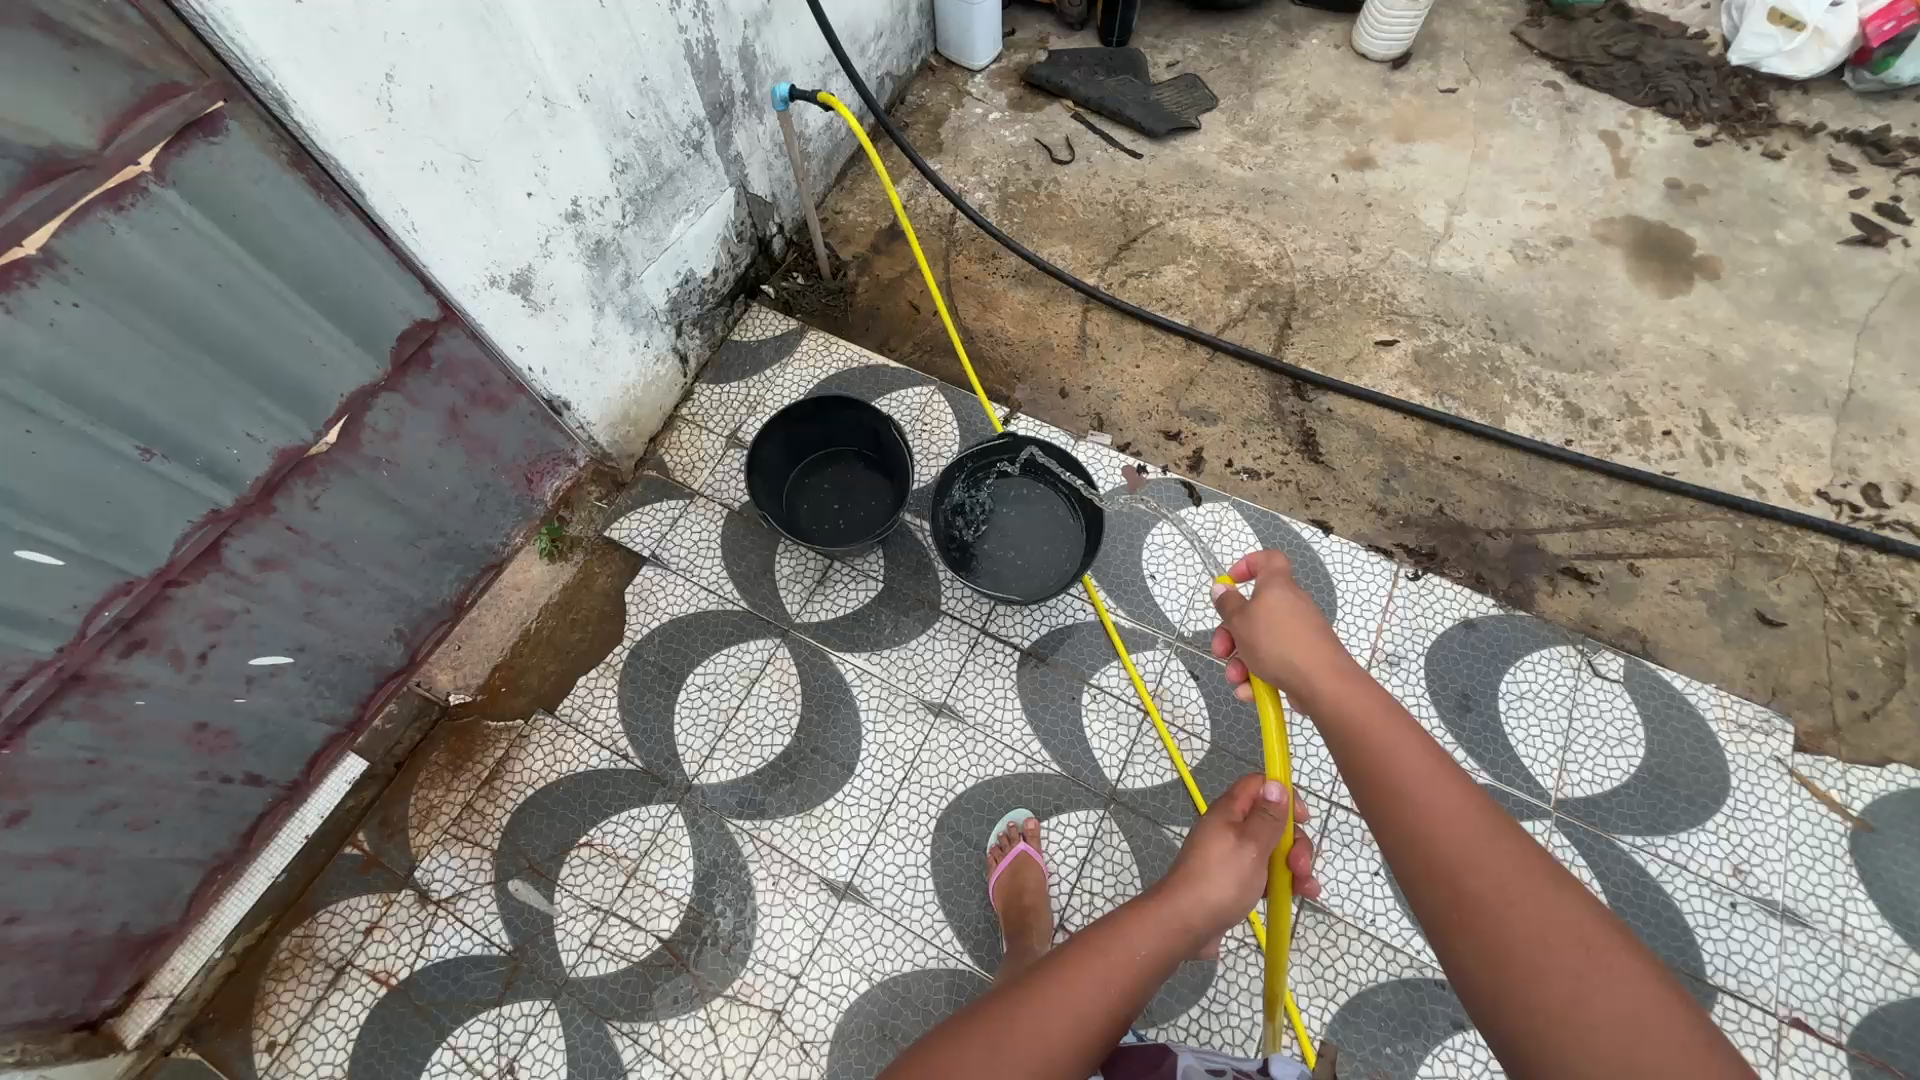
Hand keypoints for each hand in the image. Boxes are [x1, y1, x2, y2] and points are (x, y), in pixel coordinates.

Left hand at [1150, 774, 1318, 952]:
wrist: (1187, 923)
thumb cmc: (1220, 880)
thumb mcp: (1250, 844)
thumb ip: (1267, 817)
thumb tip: (1275, 783)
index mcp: (1230, 812)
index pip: (1258, 786)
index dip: (1283, 795)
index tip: (1302, 819)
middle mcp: (1230, 828)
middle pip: (1272, 821)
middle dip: (1295, 841)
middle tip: (1300, 865)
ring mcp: (1233, 855)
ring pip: (1273, 850)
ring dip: (1295, 865)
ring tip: (1305, 888)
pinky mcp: (1237, 880)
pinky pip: (1267, 873)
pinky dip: (1285, 882)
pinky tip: (1301, 896)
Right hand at [1209, 550, 1356, 702]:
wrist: (1322, 683)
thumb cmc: (1277, 642)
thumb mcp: (1241, 621)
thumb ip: (1227, 604)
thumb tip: (1221, 589)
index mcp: (1276, 587)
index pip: (1269, 559)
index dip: (1248, 564)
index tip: (1231, 583)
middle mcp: (1289, 606)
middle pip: (1253, 611)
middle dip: (1231, 633)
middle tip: (1221, 649)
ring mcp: (1297, 633)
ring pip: (1259, 640)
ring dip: (1240, 659)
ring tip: (1236, 678)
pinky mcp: (1302, 658)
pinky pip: (1273, 660)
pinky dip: (1258, 674)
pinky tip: (1249, 690)